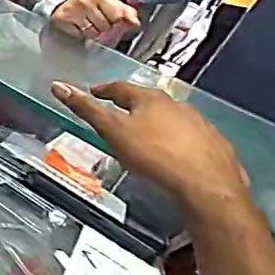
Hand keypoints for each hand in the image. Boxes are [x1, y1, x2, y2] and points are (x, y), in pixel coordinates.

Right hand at [50, 0, 137, 39]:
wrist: (62, 3)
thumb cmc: (88, 5)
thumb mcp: (109, 4)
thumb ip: (126, 12)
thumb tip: (135, 23)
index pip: (117, 17)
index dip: (115, 22)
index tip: (109, 19)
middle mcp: (85, 2)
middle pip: (105, 27)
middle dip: (103, 28)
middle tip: (96, 22)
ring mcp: (73, 11)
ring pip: (93, 33)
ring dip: (92, 33)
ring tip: (86, 25)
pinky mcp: (62, 20)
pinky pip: (79, 35)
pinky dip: (80, 35)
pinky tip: (78, 28)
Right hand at [50, 80, 250, 216]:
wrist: (208, 188)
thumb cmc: (155, 156)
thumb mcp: (112, 131)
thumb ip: (86, 109)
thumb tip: (58, 86)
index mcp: (150, 99)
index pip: (120, 88)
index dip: (104, 90)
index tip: (95, 93)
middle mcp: (178, 106)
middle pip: (147, 101)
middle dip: (131, 107)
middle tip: (117, 114)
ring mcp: (200, 125)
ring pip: (171, 119)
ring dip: (156, 124)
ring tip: (143, 136)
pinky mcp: (216, 146)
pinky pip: (191, 139)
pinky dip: (177, 142)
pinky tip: (172, 155)